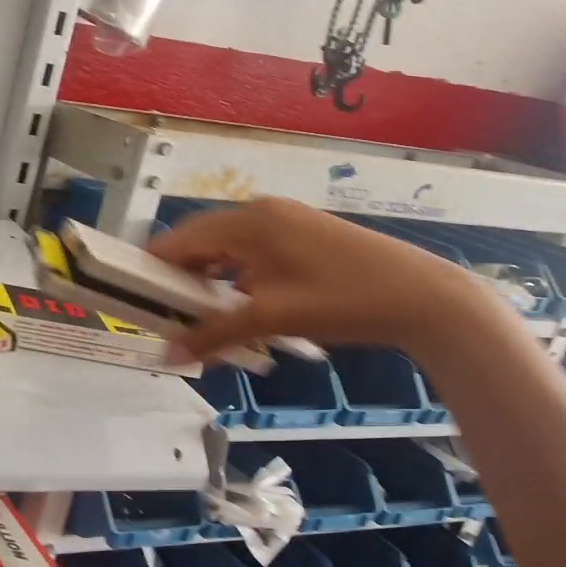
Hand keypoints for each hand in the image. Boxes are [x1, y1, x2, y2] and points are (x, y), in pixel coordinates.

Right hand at [145, 197, 514, 359]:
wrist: (431, 300)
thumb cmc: (344, 302)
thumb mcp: (272, 319)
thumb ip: (214, 334)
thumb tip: (165, 355)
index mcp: (247, 221)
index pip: (178, 239)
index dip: (151, 269)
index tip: (134, 300)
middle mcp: (259, 211)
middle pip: (199, 241)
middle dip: (179, 278)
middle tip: (168, 316)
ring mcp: (284, 219)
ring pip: (225, 247)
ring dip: (208, 279)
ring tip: (202, 316)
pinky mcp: (303, 233)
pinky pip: (250, 250)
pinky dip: (236, 275)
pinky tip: (241, 304)